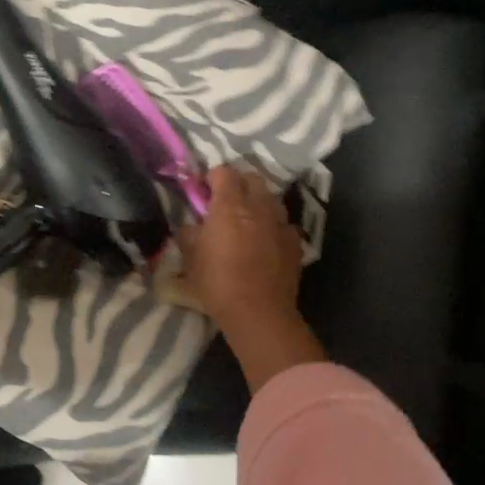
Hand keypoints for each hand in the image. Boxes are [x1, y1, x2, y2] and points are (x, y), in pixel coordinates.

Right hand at [176, 166, 324, 390]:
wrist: (258, 312)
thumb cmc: (217, 282)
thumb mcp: (190, 258)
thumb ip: (189, 233)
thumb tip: (191, 225)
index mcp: (230, 206)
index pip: (224, 172)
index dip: (211, 176)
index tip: (202, 189)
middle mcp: (259, 208)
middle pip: (252, 179)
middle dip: (238, 184)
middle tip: (224, 202)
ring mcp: (281, 224)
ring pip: (271, 200)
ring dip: (258, 203)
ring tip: (246, 220)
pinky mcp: (295, 243)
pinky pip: (283, 225)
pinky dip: (272, 227)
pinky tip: (264, 242)